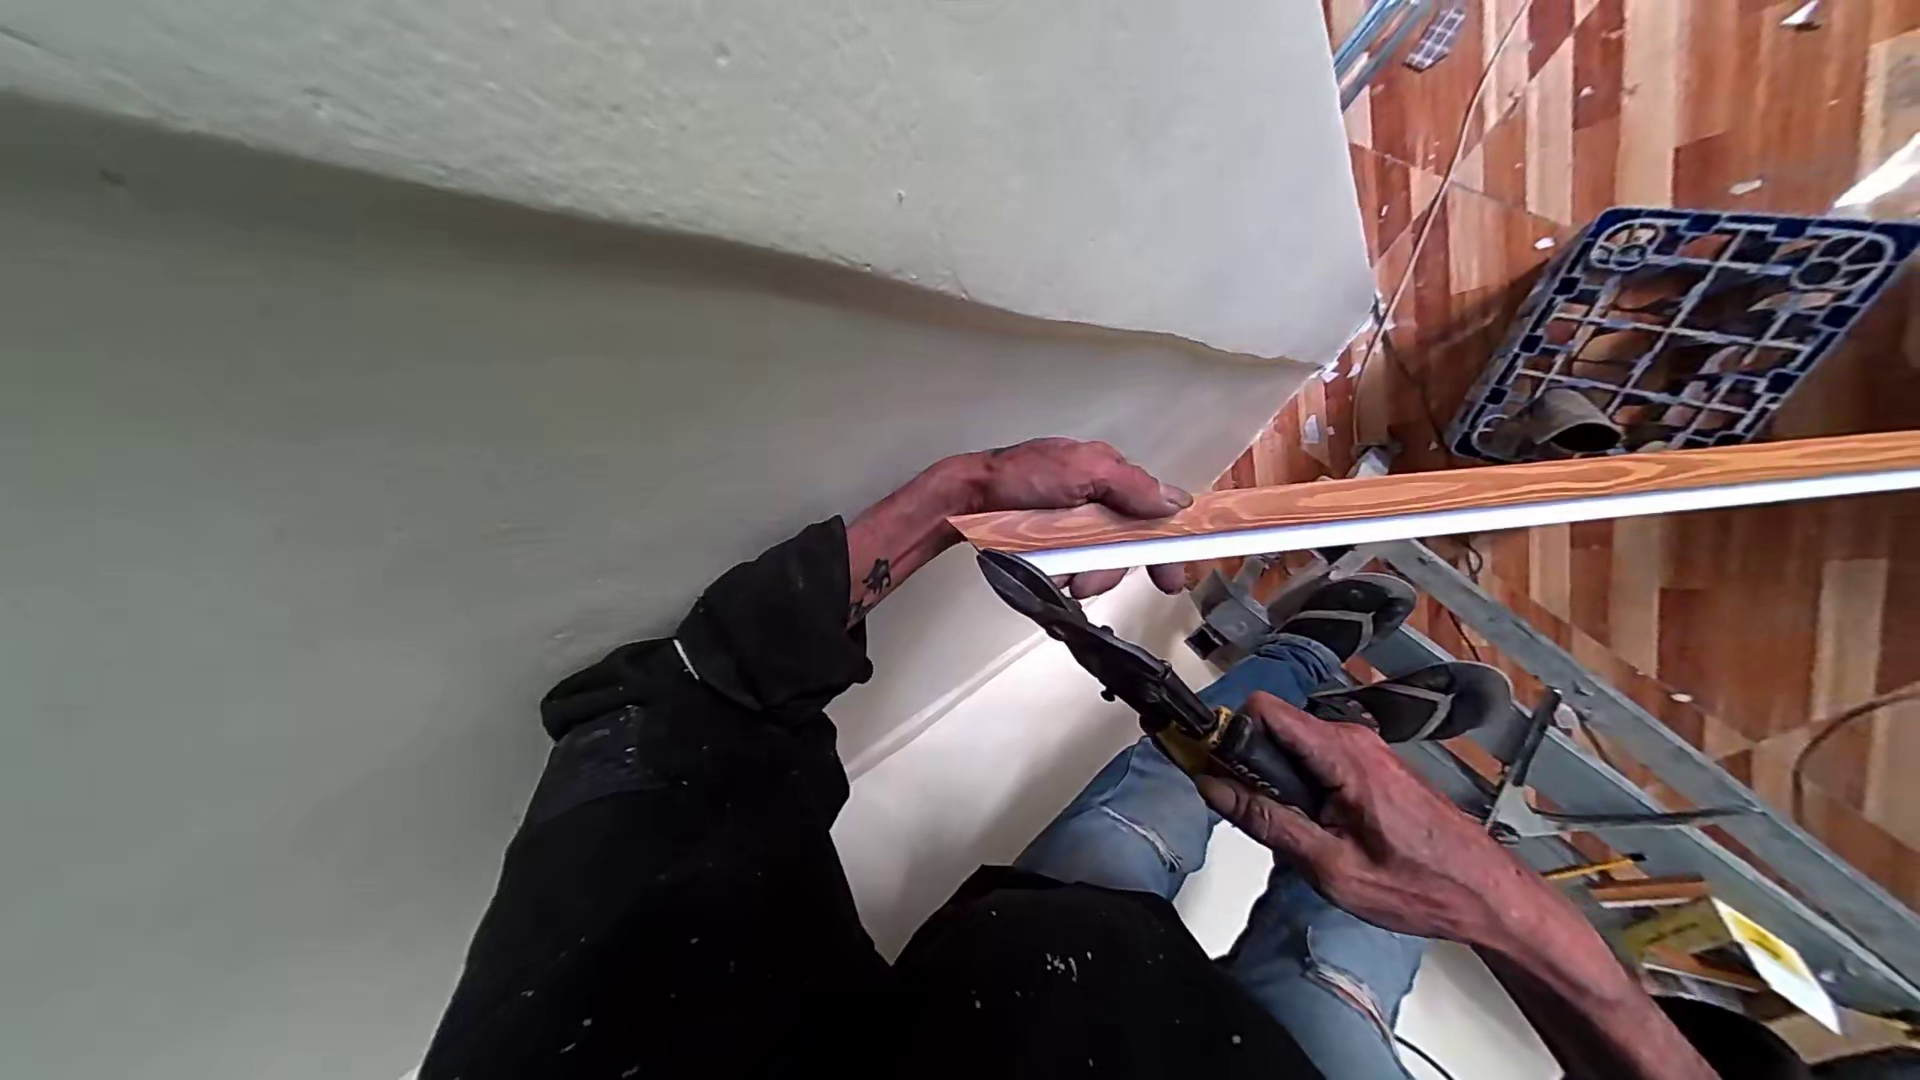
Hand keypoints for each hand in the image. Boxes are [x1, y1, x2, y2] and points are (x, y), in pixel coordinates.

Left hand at [844, 437, 1190, 624]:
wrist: (969, 497)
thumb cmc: (1018, 474)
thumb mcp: (1083, 470)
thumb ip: (1130, 485)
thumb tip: (1174, 501)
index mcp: (1111, 478)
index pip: (1155, 514)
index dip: (1167, 547)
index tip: (1171, 577)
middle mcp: (1098, 504)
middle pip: (1127, 550)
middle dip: (1108, 570)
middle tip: (1086, 582)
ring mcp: (1076, 528)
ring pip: (1099, 566)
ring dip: (1081, 575)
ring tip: (1057, 571)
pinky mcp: (1057, 545)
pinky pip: (1073, 570)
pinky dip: (1063, 574)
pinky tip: (1048, 570)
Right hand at [1196, 692, 1571, 950]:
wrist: (1495, 899)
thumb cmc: (1426, 887)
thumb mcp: (1330, 867)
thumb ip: (1265, 821)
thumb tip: (1212, 786)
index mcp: (1342, 755)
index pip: (1264, 708)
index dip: (1231, 732)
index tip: (1213, 759)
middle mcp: (1352, 739)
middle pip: (1272, 725)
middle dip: (1251, 761)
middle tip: (1253, 807)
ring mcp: (1362, 748)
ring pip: (1291, 741)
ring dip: (1276, 776)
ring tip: (1293, 824)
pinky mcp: (1367, 761)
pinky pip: (1312, 753)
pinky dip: (1298, 779)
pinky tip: (1315, 821)